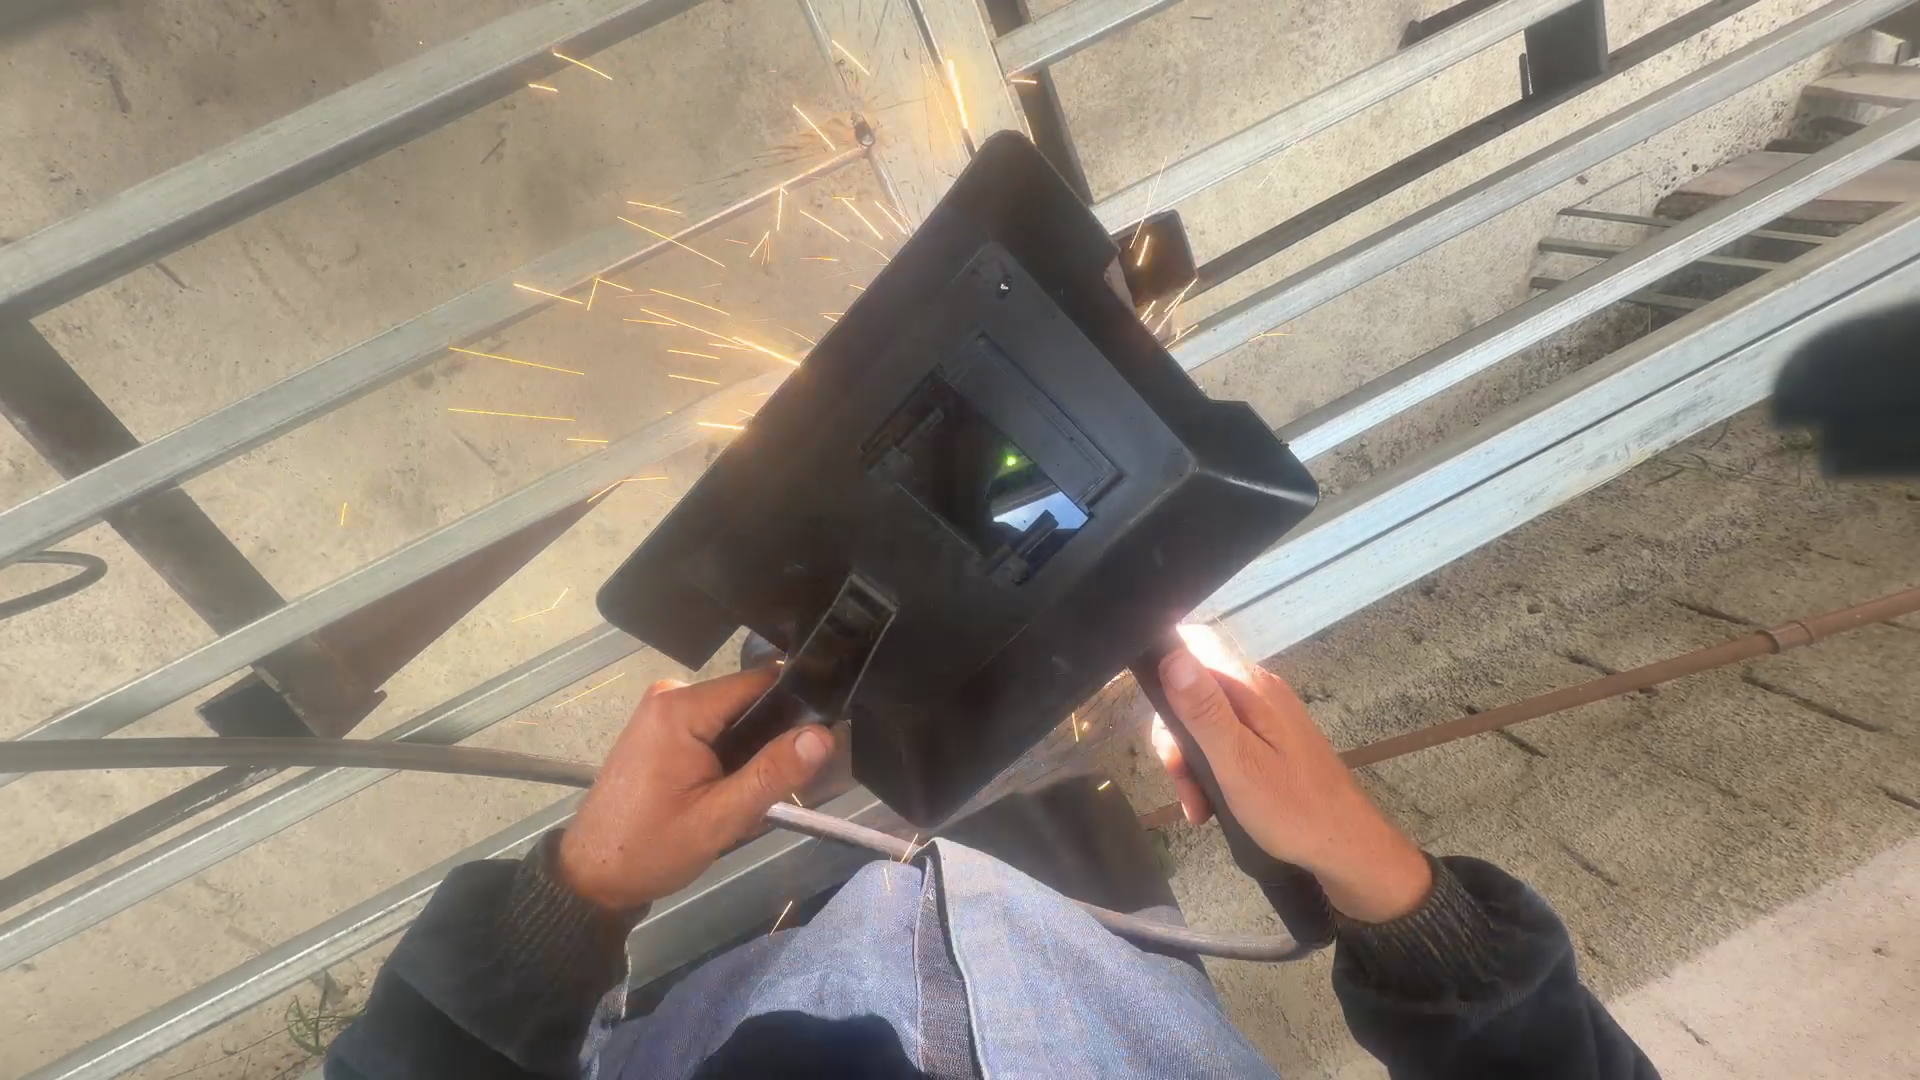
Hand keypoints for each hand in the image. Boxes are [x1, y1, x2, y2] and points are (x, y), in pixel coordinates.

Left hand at [557, 669, 834, 911]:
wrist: (589, 880)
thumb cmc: (649, 849)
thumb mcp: (720, 818)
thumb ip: (773, 773)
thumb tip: (824, 735)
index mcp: (681, 706)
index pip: (760, 681)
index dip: (796, 703)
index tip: (824, 733)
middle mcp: (671, 695)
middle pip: (748, 697)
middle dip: (774, 733)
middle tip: (789, 778)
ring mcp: (663, 709)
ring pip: (735, 714)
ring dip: (753, 747)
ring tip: (758, 787)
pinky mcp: (661, 727)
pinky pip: (714, 725)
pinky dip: (731, 751)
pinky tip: (731, 785)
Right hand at [1151, 626, 1431, 922]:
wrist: (1350, 851)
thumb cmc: (1292, 809)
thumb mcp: (1237, 762)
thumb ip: (1203, 709)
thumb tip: (1172, 656)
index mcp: (1249, 686)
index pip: (1195, 642)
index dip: (1164, 660)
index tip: (1152, 704)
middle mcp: (1257, 688)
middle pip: (1192, 688)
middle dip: (1175, 733)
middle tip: (1180, 779)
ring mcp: (1265, 713)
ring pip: (1204, 718)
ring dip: (1190, 759)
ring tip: (1197, 804)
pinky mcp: (1270, 736)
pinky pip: (1224, 737)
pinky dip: (1211, 765)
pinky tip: (1210, 801)